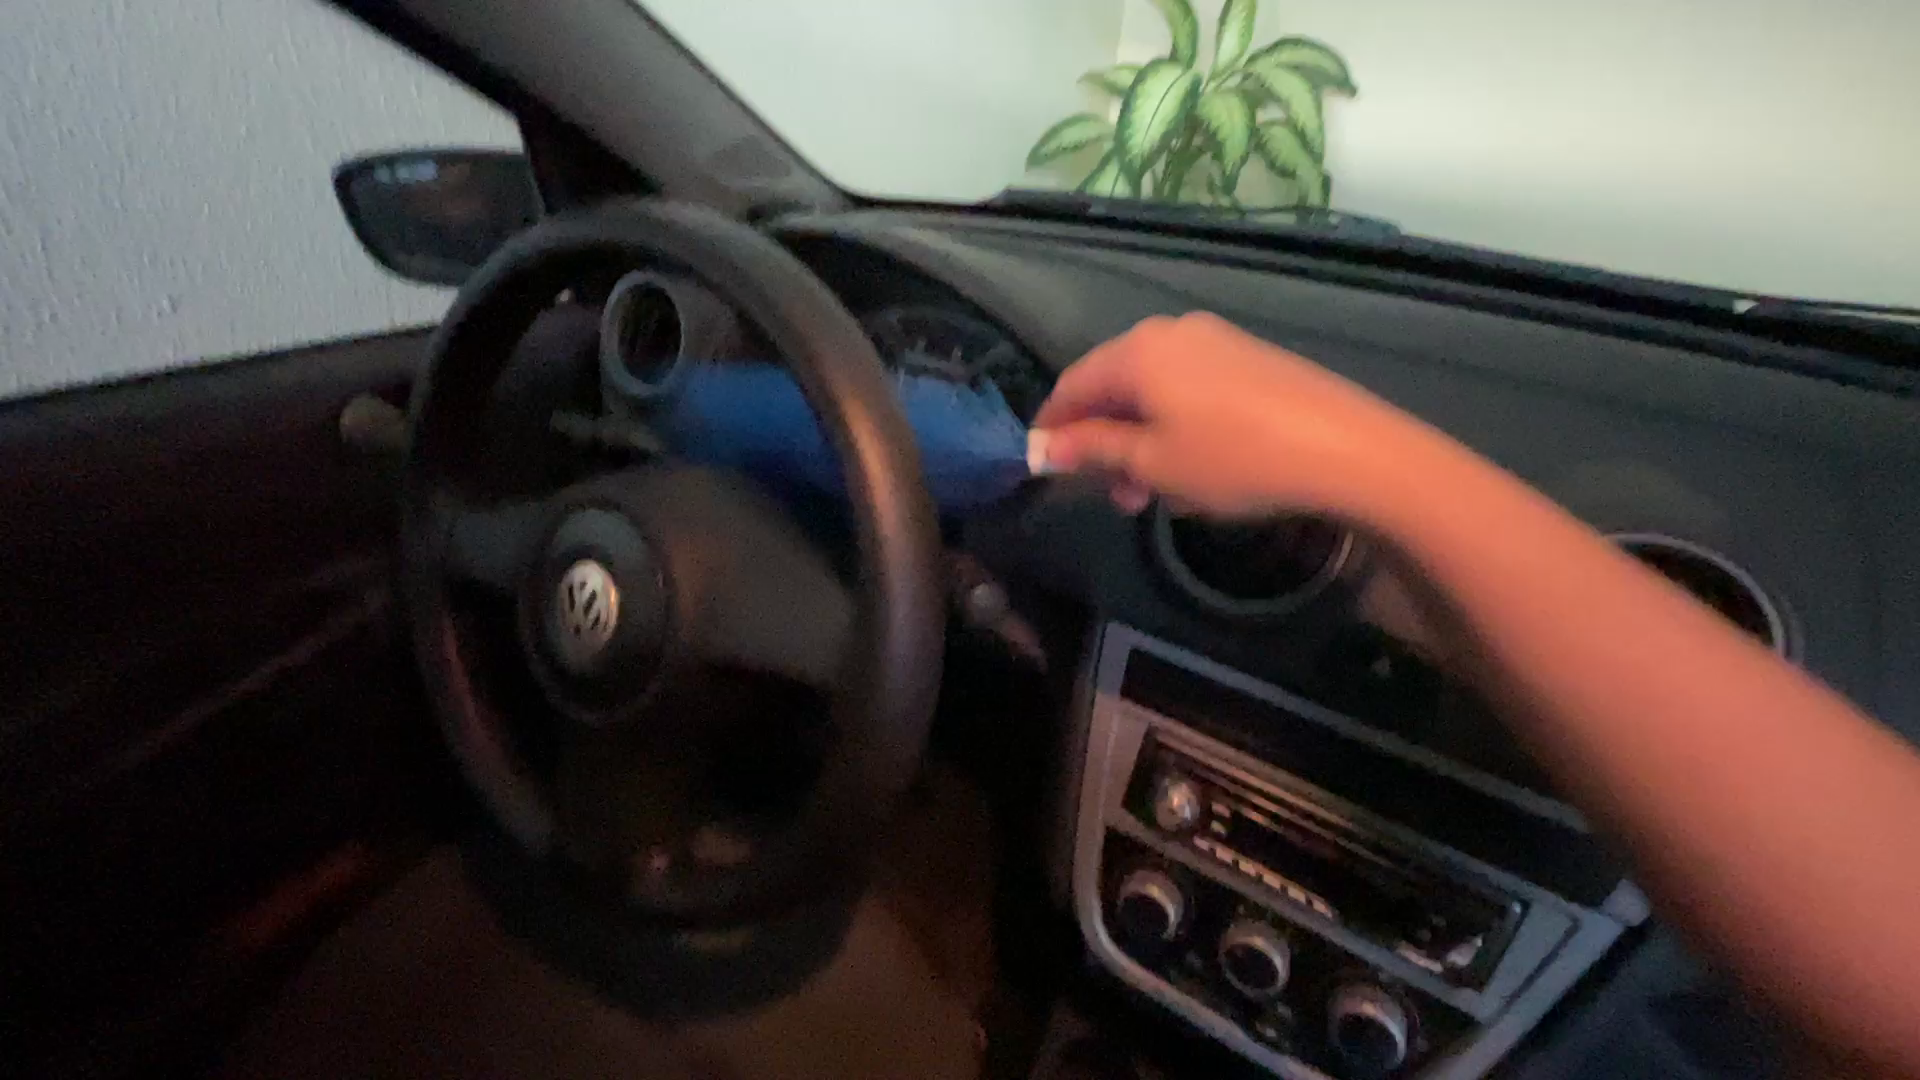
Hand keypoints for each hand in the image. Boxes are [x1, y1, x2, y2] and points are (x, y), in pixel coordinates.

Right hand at [1033, 313, 1438, 519]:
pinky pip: (1186, 391)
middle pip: (1112, 388)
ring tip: (1150, 494)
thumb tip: (1042, 448)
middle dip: (1101, 443)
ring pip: (1151, 393)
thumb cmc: (1233, 458)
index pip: (1072, 384)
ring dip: (1138, 443)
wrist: (1346, 449)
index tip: (1041, 466)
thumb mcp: (1152, 462)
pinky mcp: (1246, 359)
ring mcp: (1213, 342)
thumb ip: (1091, 449)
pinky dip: (1171, 429)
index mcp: (1138, 351)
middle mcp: (1171, 333)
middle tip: (1109, 495)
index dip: (1052, 427)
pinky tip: (1189, 468)